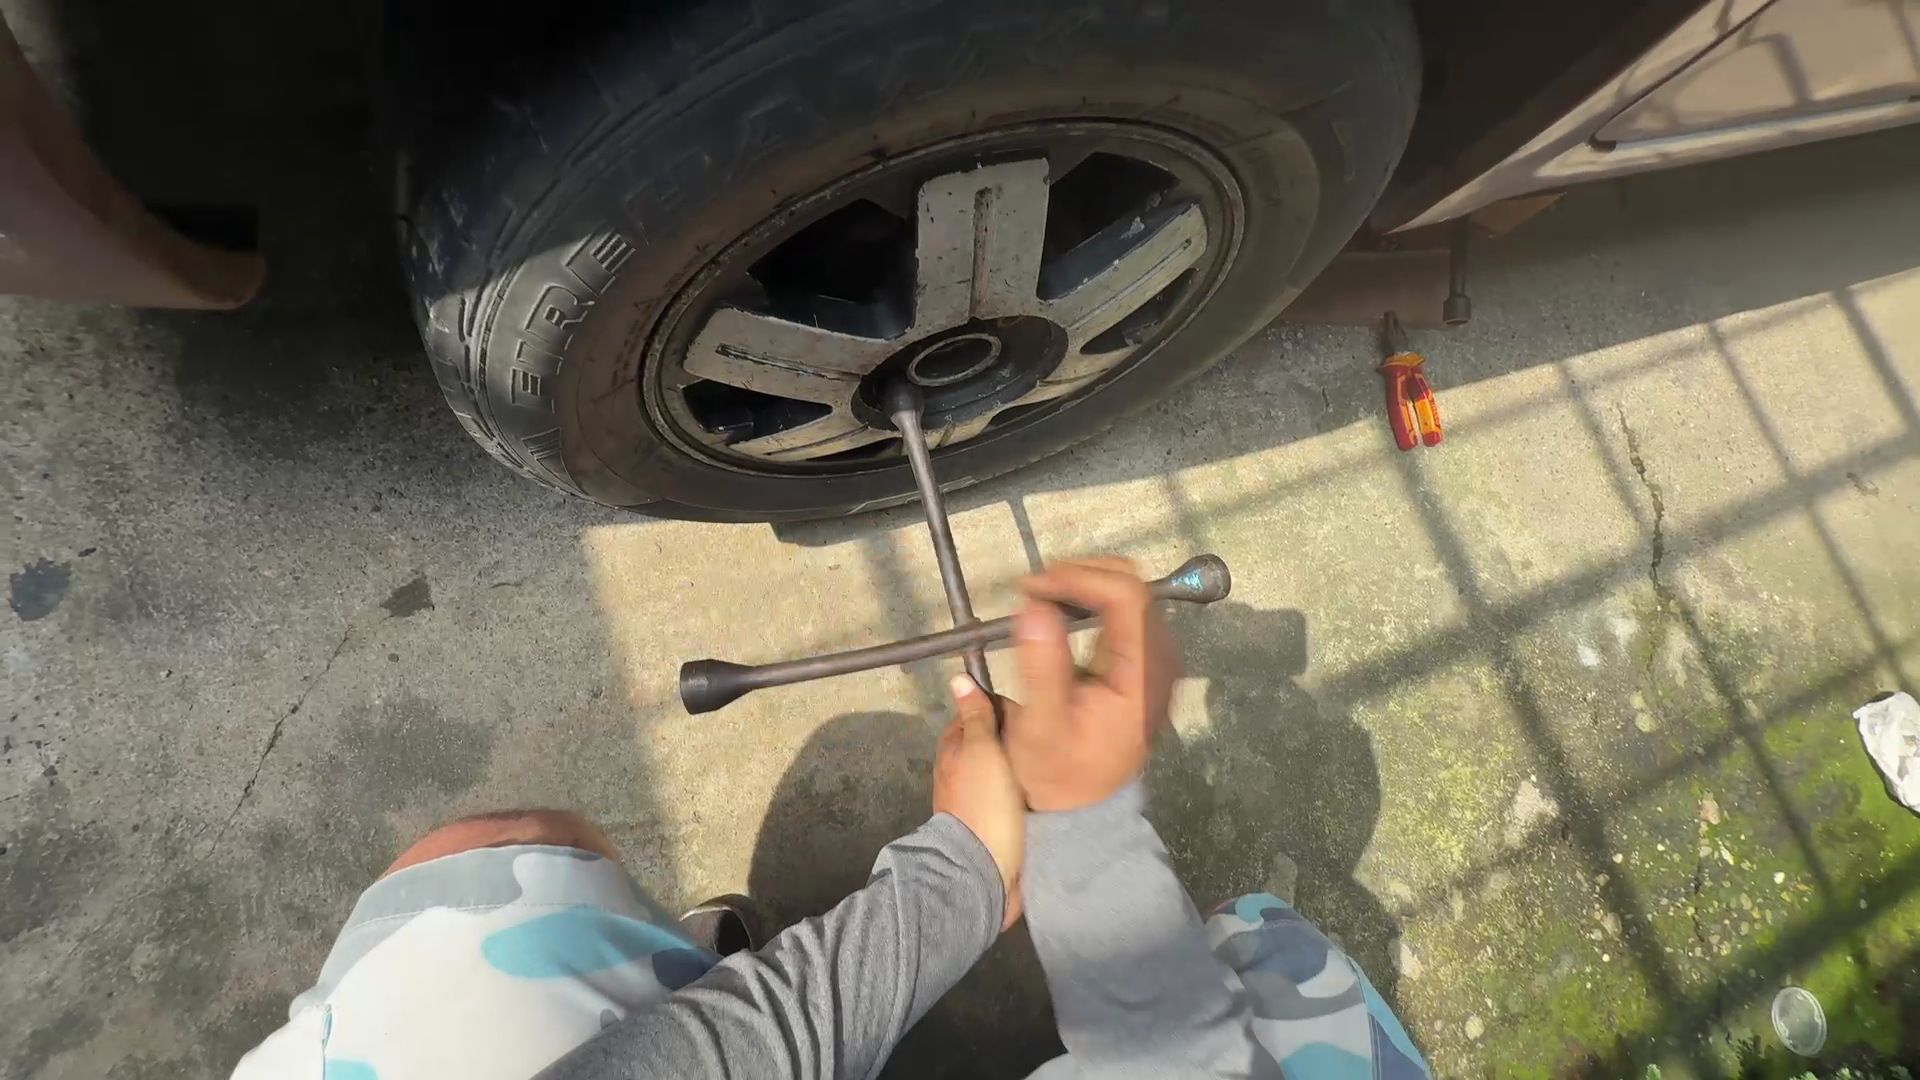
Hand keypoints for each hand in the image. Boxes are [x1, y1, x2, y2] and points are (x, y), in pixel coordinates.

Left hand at [930, 673, 1024, 928]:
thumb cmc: (983, 803)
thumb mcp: (981, 749)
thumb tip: (958, 677)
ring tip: (1053, 761)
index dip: (1000, 708)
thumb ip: (975, 715)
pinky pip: (1012, 796)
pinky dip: (1025, 789)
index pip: (977, 713)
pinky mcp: (994, 822)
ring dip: (1023, 765)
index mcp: (953, 750)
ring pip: (1004, 769)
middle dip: (1015, 738)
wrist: (985, 872)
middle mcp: (961, 771)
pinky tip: (1046, 789)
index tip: (1027, 711)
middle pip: (992, 741)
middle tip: (1047, 736)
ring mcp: (977, 798)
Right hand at [1003, 557, 1180, 812]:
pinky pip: (1122, 606)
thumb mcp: (1041, 727)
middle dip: (1079, 574)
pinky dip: (1088, 596)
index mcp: (1144, 676)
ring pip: (1128, 589)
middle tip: (1032, 589)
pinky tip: (1057, 608)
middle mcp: (1160, 659)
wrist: (1082, 803)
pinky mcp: (1142, 656)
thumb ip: (1042, 668)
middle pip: (1131, 584)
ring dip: (1082, 582)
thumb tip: (1035, 608)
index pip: (1127, 598)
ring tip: (1039, 596)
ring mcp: (1155, 656)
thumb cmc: (1058, 770)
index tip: (1033, 586)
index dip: (1079, 579)